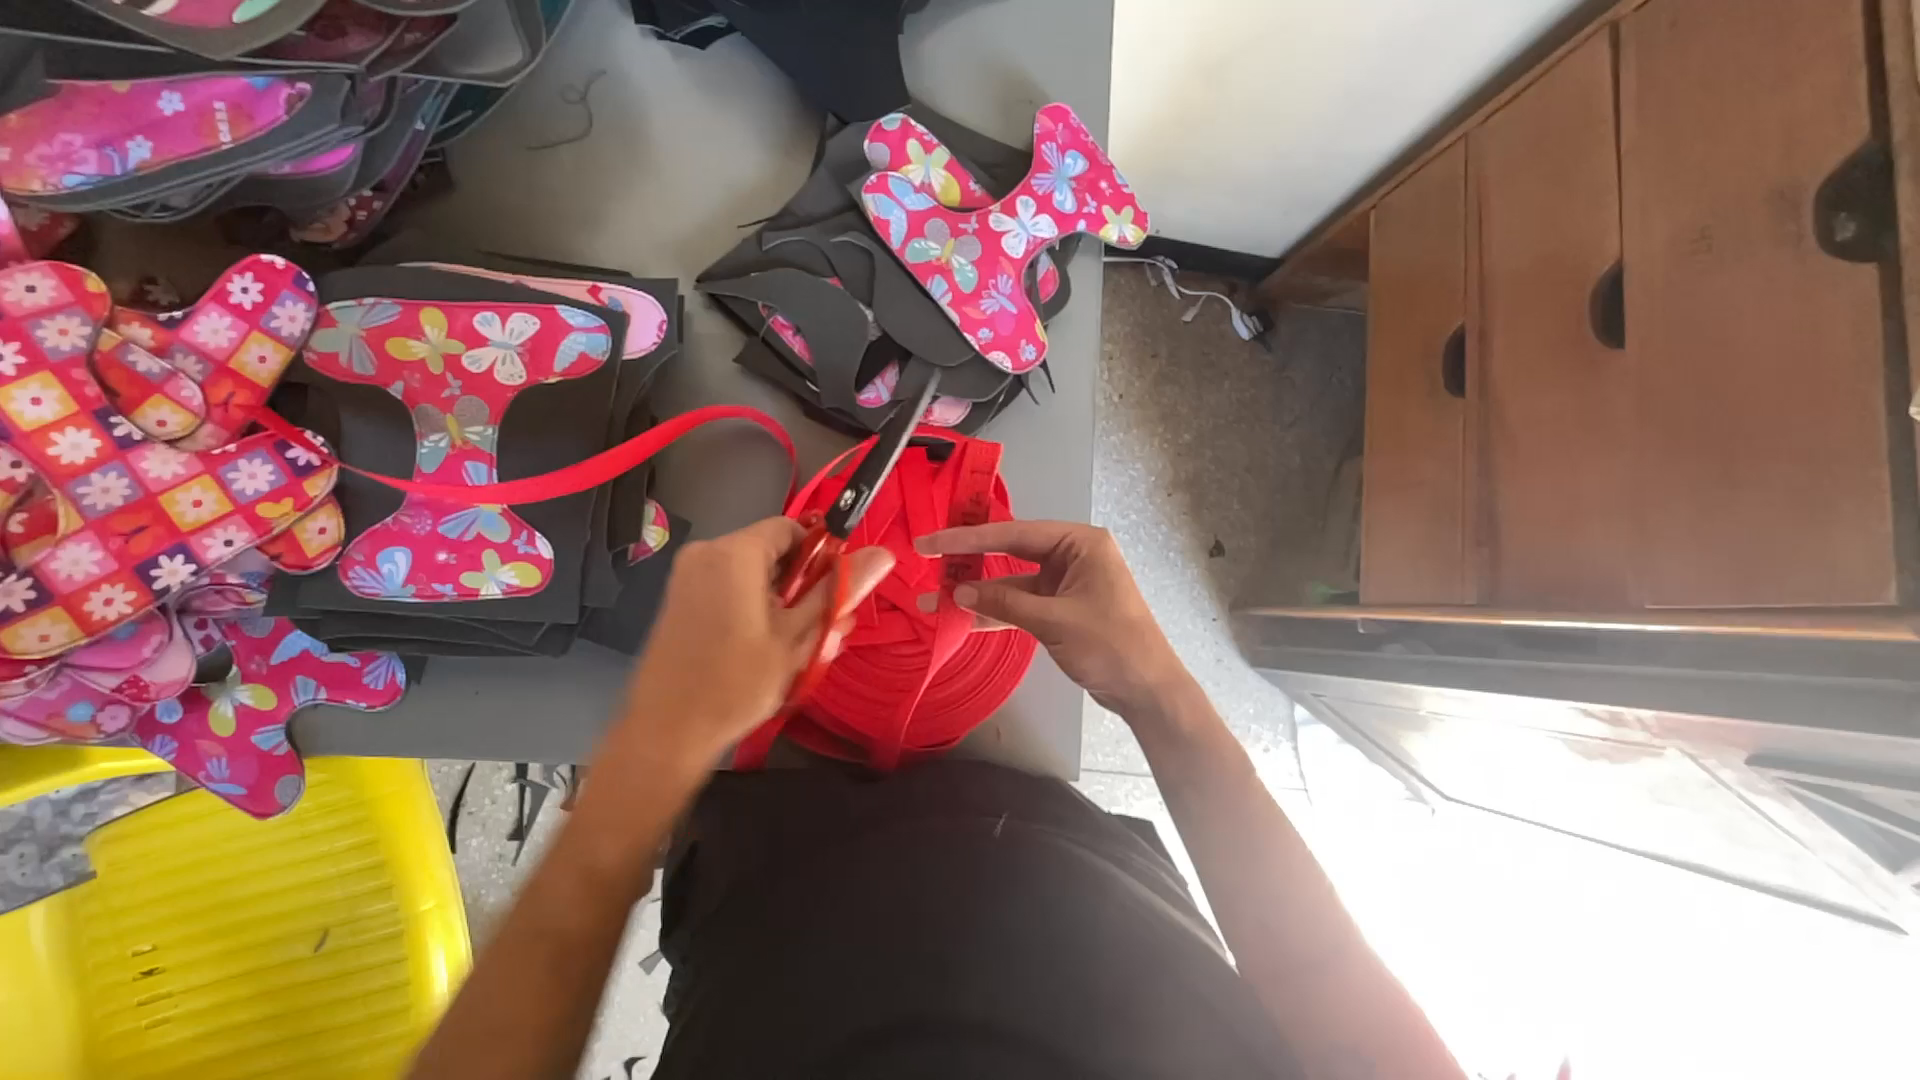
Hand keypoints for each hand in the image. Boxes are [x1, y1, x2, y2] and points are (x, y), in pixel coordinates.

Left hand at [616, 517, 893, 766]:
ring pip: (754, 576)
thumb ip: (837, 590)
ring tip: (800, 650)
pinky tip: (768, 651)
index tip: (834, 595)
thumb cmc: (736, 683)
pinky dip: (755, 611)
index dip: (821, 557)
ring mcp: (688, 577)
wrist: (665, 733)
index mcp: (735, 552)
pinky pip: (731, 590)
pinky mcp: (680, 601)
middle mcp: (707, 552)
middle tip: (825, 631)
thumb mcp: (797, 637)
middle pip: (773, 553)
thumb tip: (884, 554)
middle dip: (804, 587)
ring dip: (783, 605)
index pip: (793, 528)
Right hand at [916, 520, 1189, 717]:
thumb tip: (958, 592)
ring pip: (1011, 581)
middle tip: (926, 559)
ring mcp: (1065, 583)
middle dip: (968, 561)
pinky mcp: (1060, 609)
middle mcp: (1072, 555)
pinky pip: (1021, 604)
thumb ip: (1005, 602)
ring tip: (932, 599)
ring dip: (977, 592)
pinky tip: (963, 617)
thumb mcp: (1054, 621)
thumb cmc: (1111, 645)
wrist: (1147, 690)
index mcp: (1080, 543)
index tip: (931, 542)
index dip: (967, 539)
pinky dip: (995, 611)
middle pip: (1009, 551)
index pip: (1013, 533)